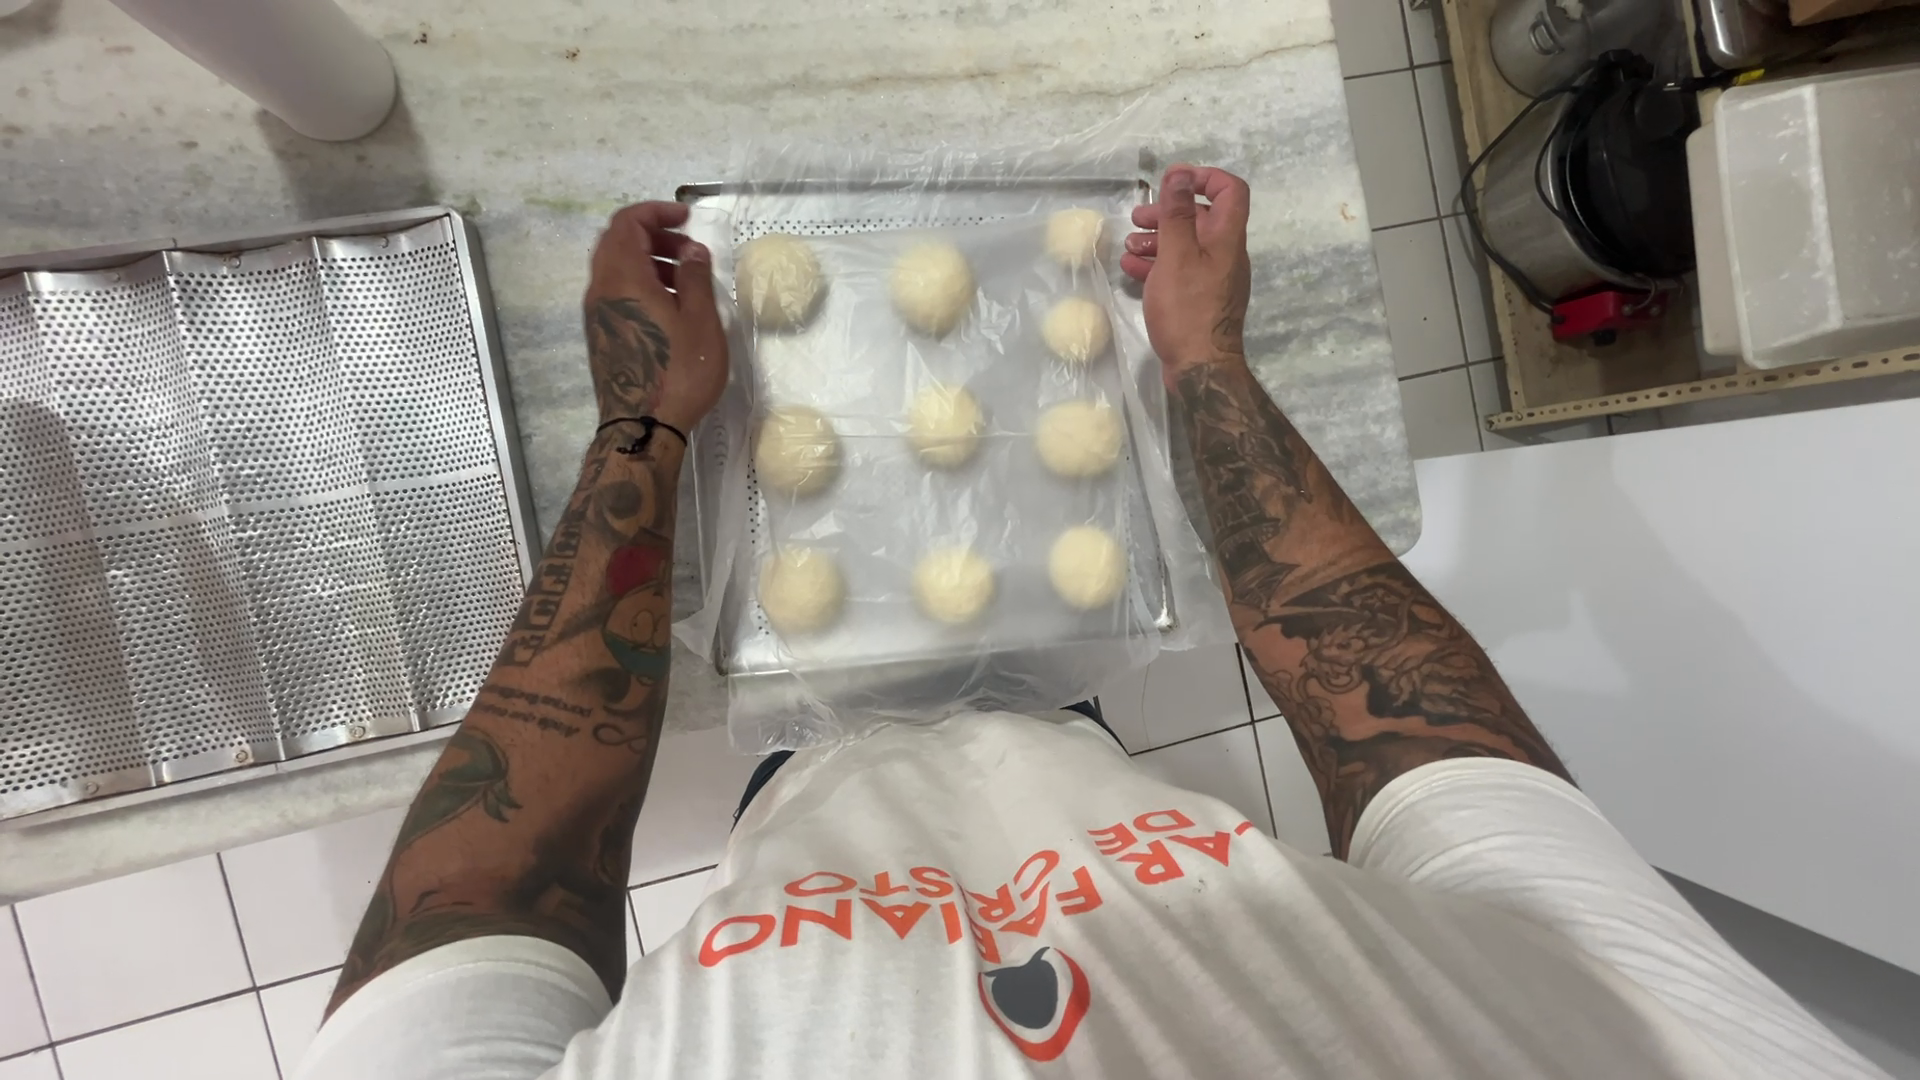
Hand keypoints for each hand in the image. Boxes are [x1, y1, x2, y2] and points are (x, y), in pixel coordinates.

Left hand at [583, 202, 729, 432]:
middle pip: (618, 242)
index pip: (628, 223)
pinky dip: (641, 285)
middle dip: (653, 236)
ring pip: (616, 269)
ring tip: (685, 281)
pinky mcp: (600, 335)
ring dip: (648, 262)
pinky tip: (669, 309)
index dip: (657, 212)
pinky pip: (617, 293)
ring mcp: (596, 313)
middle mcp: (601, 288)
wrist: (643, 424)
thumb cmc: (679, 371)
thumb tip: (692, 250)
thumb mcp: (701, 322)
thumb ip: (696, 278)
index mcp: (623, 276)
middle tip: (689, 249)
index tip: (687, 218)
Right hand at [1122, 165, 1251, 380]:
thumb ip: (1176, 214)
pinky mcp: (1198, 301)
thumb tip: (1179, 174)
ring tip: (1129, 246)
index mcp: (1226, 238)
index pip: (1229, 190)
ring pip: (1186, 247)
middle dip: (1168, 213)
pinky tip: (1132, 270)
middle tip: (1137, 218)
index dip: (1203, 178)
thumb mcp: (1176, 256)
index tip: (1172, 183)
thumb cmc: (1187, 309)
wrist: (1199, 367)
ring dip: (1157, 241)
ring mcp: (1212, 279)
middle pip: (1200, 219)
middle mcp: (1224, 255)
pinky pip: (1179, 272)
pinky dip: (1157, 266)